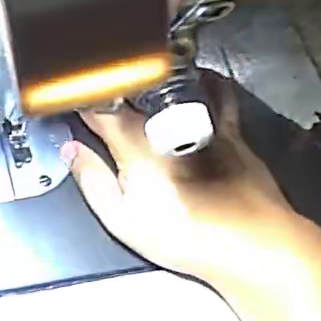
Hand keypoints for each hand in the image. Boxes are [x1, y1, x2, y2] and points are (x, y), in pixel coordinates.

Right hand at [63, 76, 312, 290]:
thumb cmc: (186, 235)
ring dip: (152, 81)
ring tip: (140, 86)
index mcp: (134, 139)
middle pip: (131, 92)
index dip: (79, 104)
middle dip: (112, 93)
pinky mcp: (229, 126)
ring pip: (171, 83)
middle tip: (99, 103)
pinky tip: (198, 80)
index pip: (96, 108)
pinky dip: (201, 81)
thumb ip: (92, 179)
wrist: (251, 241)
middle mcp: (167, 119)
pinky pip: (215, 90)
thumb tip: (71, 151)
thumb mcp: (122, 218)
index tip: (70, 107)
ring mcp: (202, 117)